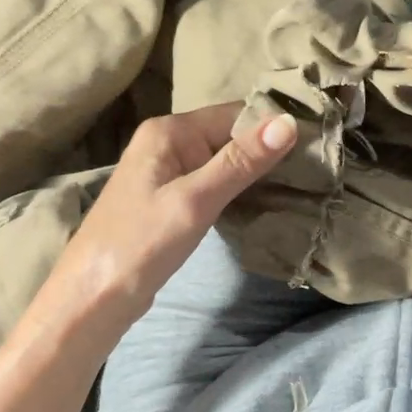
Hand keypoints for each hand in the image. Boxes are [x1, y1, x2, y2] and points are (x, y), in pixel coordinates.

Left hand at [39, 102, 296, 334]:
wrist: (94, 298)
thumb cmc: (141, 244)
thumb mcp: (196, 200)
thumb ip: (241, 161)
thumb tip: (288, 122)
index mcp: (168, 131)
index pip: (234, 114)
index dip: (273, 126)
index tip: (317, 143)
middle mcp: (167, 143)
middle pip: (230, 135)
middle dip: (269, 149)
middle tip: (317, 167)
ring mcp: (167, 172)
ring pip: (224, 161)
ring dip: (257, 171)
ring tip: (302, 182)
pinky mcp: (171, 200)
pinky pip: (213, 183)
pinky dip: (239, 189)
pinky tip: (266, 200)